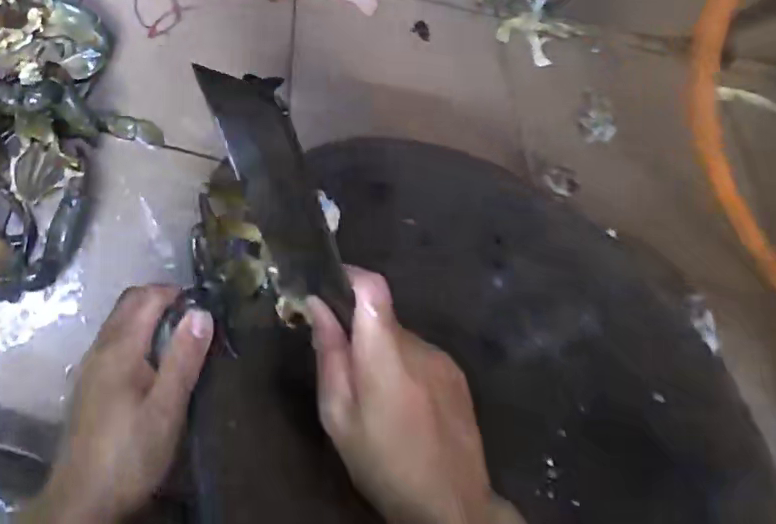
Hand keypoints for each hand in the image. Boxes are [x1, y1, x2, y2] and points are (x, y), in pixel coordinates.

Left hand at [26, 285, 213, 522]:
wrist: (80, 500)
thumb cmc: (129, 454)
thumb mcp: (166, 409)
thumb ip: (183, 358)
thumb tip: (201, 312)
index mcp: (120, 345)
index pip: (147, 297)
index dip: (174, 292)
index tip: (202, 302)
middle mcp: (101, 346)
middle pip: (129, 302)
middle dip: (159, 297)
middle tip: (191, 314)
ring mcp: (90, 364)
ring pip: (119, 320)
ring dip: (146, 315)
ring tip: (176, 335)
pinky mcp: (87, 383)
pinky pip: (113, 339)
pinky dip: (134, 333)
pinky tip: (149, 362)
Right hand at [309, 267, 499, 523]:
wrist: (453, 511)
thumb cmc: (384, 463)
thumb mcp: (338, 415)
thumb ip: (329, 353)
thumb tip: (317, 305)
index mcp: (384, 350)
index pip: (372, 285)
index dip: (349, 275)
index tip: (328, 286)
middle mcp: (417, 344)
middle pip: (381, 315)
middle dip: (359, 330)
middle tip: (343, 366)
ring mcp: (441, 359)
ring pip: (399, 338)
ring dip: (383, 353)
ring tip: (376, 398)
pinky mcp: (457, 377)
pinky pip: (419, 356)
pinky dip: (405, 368)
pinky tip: (404, 407)